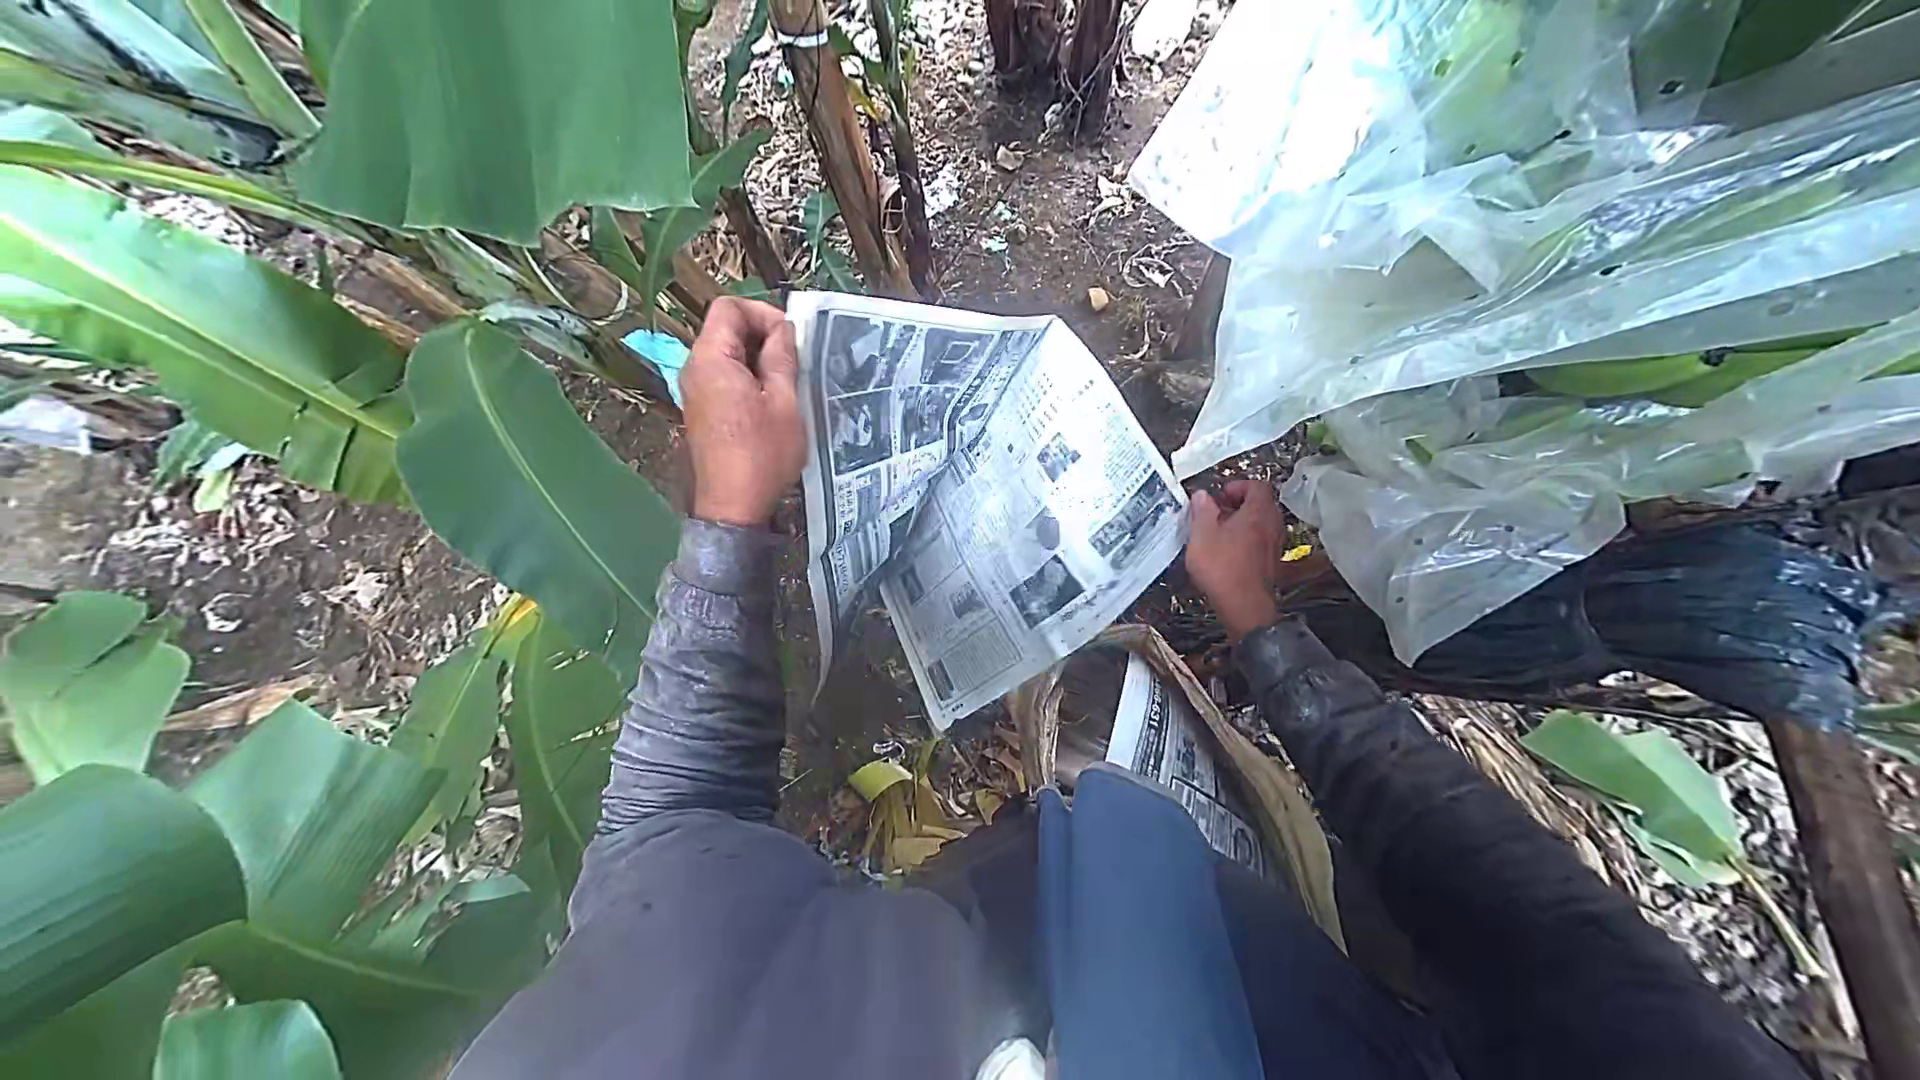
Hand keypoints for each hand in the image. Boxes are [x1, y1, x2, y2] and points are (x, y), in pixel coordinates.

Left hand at [680, 297, 805, 527]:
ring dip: (758, 359)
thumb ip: (782, 358)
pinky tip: (772, 401)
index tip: (791, 337)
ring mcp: (695, 391)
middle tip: (795, 360)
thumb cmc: (762, 455)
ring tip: (788, 382)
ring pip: (727, 354)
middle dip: (763, 335)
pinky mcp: (702, 411)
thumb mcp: (784, 402)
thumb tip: (783, 330)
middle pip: (725, 329)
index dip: (763, 313)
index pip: (729, 308)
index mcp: (711, 359)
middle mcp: (694, 369)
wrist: (734, 505)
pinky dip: (748, 378)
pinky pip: (724, 378)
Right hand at [1186, 479, 1286, 640]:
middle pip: (1261, 503)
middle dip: (1238, 503)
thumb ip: (1201, 512)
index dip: (1238, 486)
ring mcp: (1273, 545)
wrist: (1243, 604)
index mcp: (1256, 513)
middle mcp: (1271, 526)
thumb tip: (1202, 496)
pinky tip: (1227, 550)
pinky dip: (1247, 538)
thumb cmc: (1222, 569)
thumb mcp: (1201, 535)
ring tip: (1219, 530)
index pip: (1257, 486)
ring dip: (1242, 522)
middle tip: (1217, 511)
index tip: (1220, 496)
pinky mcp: (1270, 562)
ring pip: (1261, 522)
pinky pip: (1260, 540)